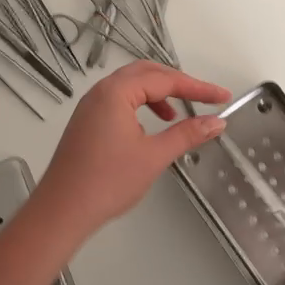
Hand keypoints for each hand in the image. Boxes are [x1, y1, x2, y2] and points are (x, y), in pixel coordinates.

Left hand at [30, 61, 230, 233]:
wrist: (62, 211)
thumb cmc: (107, 182)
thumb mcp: (154, 156)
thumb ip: (188, 134)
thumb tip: (216, 122)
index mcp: (116, 92)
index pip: (165, 80)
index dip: (198, 87)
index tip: (222, 96)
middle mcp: (100, 92)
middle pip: (146, 73)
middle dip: (177, 83)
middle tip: (204, 97)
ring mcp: (90, 107)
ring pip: (131, 86)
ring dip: (158, 94)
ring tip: (177, 115)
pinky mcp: (86, 123)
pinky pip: (119, 101)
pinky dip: (141, 105)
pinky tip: (151, 127)